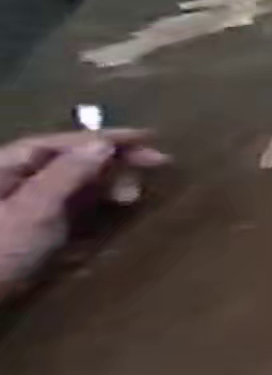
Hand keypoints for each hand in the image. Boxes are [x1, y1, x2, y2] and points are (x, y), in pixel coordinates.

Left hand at [0, 131, 168, 296]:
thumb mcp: (32, 212)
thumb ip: (66, 175)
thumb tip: (102, 144)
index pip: (51, 144)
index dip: (100, 138)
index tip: (151, 138)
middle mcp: (3, 188)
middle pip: (62, 163)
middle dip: (110, 164)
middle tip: (155, 168)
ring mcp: (13, 214)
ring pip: (68, 187)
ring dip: (106, 187)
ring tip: (132, 199)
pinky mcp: (24, 236)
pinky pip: (66, 212)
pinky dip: (93, 210)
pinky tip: (112, 217)